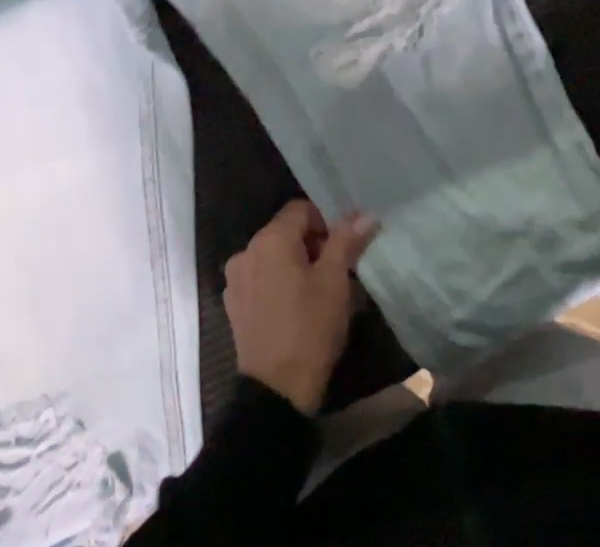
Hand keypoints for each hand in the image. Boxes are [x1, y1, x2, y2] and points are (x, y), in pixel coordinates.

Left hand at [223, 201, 379, 414]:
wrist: (277, 388)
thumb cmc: (310, 327)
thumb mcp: (335, 281)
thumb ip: (346, 241)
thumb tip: (364, 214)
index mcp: (270, 240)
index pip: (301, 210)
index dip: (326, 222)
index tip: (345, 247)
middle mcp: (246, 252)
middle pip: (285, 232)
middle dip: (313, 245)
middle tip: (338, 272)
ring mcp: (236, 280)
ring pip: (273, 257)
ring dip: (297, 265)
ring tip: (320, 293)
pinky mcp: (234, 304)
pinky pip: (261, 280)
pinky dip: (279, 284)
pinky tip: (297, 309)